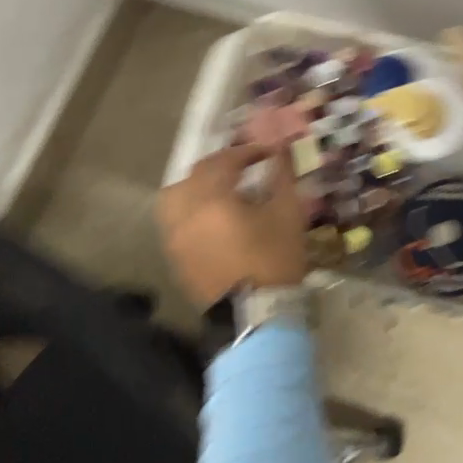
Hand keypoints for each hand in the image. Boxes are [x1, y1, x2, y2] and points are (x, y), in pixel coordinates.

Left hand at [155, 144, 310, 305]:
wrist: (254, 312)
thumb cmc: (274, 257)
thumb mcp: (287, 213)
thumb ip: (282, 177)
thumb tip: (281, 150)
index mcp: (212, 199)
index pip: (224, 161)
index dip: (247, 152)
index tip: (269, 152)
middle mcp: (185, 213)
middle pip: (195, 175)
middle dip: (221, 165)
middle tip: (245, 166)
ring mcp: (175, 236)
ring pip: (174, 196)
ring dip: (196, 184)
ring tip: (221, 189)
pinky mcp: (175, 255)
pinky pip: (174, 219)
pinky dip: (190, 207)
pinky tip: (214, 215)